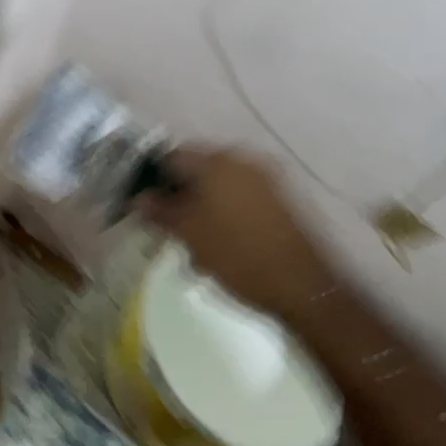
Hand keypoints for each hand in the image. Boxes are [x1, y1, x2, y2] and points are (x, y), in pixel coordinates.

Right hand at [136, 148, 335, 316]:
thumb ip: (160, 211)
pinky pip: (243, 199)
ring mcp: (268, 179)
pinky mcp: (284, 201)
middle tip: (171, 229)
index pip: (172, 156)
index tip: (145, 204)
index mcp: (218, 159)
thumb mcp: (189, 234)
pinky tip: (224, 246)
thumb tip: (139, 197)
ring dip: (205, 210)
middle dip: (182, 197)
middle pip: (199, 170)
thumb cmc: (239, 256)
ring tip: (197, 247)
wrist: (306, 289)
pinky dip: (228, 215)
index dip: (154, 178)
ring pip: (222, 187)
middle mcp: (244, 160)